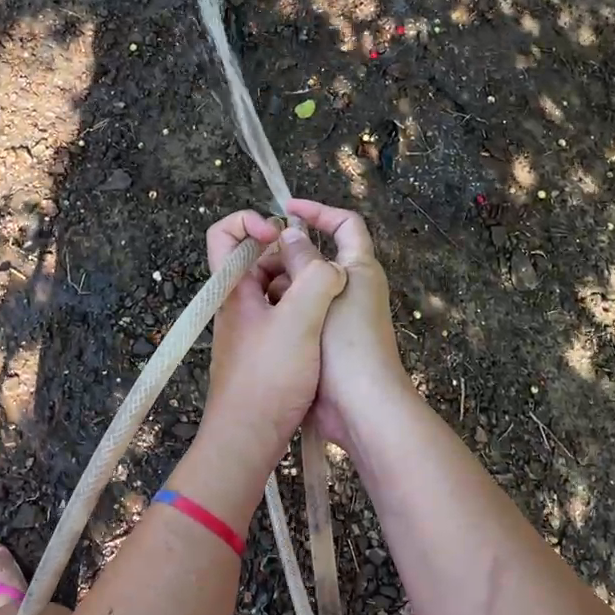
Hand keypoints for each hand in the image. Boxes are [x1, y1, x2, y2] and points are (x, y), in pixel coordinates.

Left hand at [201, 210, 347, 469]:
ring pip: (275, 289)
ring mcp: (248, 329)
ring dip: (301, 287)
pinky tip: (323, 329)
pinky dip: (303, 313)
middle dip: (290, 257)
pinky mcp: (262, 351)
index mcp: (233, 287)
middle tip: (319, 272)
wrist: (248, 441)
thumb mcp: (300, 321)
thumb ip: (314, 280)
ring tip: (328, 300)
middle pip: (258, 260)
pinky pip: (283, 316)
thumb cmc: (269, 378)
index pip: (223, 233)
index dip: (249, 222)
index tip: (280, 234)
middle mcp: (236, 302)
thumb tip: (326, 261)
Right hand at [280, 199, 410, 447]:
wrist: (362, 406)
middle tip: (256, 257)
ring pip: (302, 285)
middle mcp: (352, 286)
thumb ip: (304, 259)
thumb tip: (290, 234)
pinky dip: (282, 308)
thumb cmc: (347, 342)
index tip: (287, 208)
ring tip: (252, 288)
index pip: (345, 223)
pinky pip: (300, 312)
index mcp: (360, 267)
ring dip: (280, 283)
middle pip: (316, 255)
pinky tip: (261, 315)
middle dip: (286, 254)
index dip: (318, 210)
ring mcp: (339, 314)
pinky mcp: (325, 339)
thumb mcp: (323, 291)